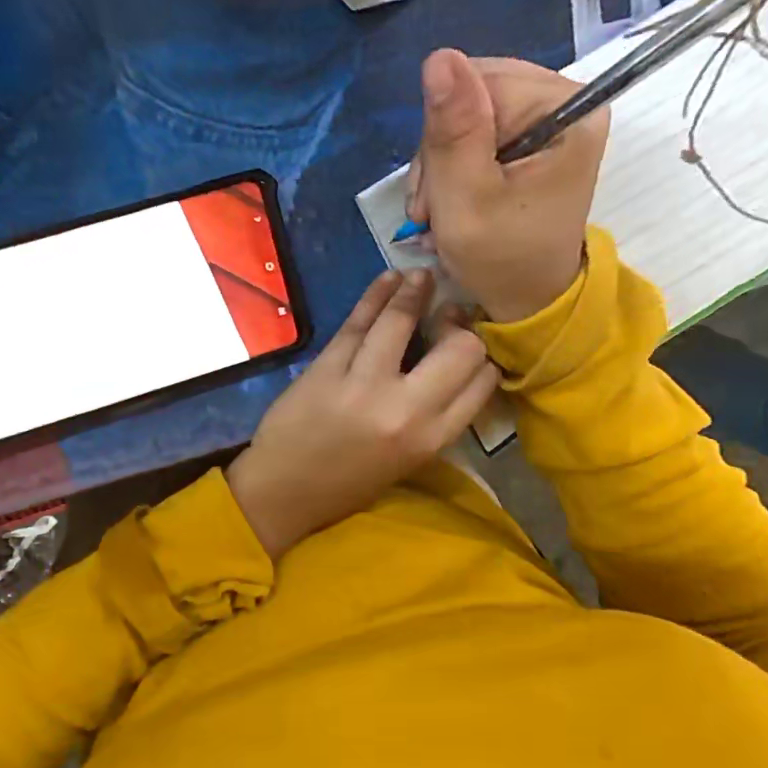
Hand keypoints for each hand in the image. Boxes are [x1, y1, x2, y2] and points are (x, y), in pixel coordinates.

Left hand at [226, 269, 498, 558]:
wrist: (284, 491)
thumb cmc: (347, 483)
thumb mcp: (405, 461)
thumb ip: (433, 418)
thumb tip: (451, 368)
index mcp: (430, 440)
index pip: (480, 384)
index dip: (482, 356)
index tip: (472, 339)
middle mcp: (405, 410)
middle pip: (457, 349)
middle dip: (458, 323)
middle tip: (451, 309)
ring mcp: (362, 385)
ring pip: (399, 323)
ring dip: (413, 292)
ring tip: (420, 276)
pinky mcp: (326, 369)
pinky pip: (357, 323)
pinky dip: (374, 296)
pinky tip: (388, 279)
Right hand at [407, 50, 608, 322]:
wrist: (524, 299)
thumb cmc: (501, 257)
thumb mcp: (466, 198)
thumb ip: (453, 131)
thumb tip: (438, 57)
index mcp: (566, 110)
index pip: (479, 84)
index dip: (443, 134)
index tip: (433, 191)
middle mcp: (562, 103)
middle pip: (470, 95)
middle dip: (438, 153)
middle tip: (431, 206)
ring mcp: (545, 121)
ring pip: (462, 116)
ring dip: (437, 167)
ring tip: (437, 212)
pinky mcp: (528, 139)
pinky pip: (471, 133)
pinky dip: (448, 170)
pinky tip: (446, 202)